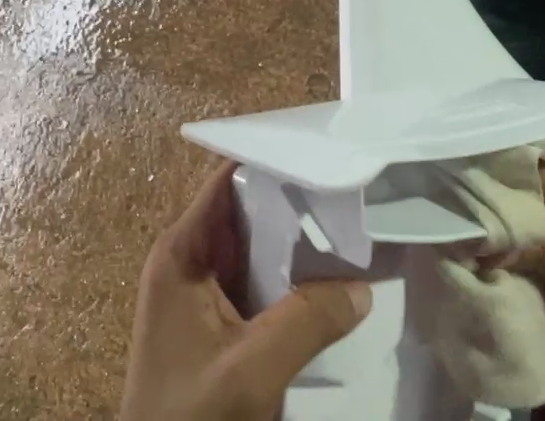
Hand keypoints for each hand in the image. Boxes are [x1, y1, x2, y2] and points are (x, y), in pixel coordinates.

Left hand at [119, 161, 373, 420]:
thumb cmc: (190, 416)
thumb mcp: (251, 369)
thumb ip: (307, 322)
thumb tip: (362, 286)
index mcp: (182, 251)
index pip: (227, 180)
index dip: (271, 159)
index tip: (323, 150)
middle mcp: (190, 259)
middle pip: (247, 210)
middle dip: (296, 199)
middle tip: (353, 187)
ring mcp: (203, 290)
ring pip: (258, 246)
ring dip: (298, 240)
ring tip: (353, 223)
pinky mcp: (218, 320)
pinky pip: (260, 280)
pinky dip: (293, 276)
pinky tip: (332, 277)